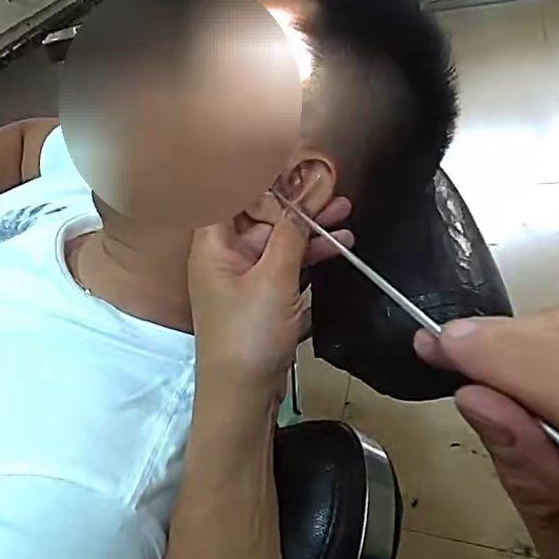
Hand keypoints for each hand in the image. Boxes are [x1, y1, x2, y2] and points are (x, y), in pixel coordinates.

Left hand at [189, 196, 351, 392]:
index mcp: (213, 245)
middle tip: (331, 188)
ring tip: (344, 213)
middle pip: (261, 216)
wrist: (243, 394)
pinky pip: (286, 265)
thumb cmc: (247, 337)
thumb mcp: (274, 278)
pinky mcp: (261, 296)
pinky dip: (309, 255)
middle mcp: (225, 257)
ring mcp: (243, 278)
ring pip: (278, 240)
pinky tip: (338, 246)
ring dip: (310, 229)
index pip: (233, 195)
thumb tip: (303, 194)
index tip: (296, 163)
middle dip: (297, 203)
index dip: (262, 177)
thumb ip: (291, 233)